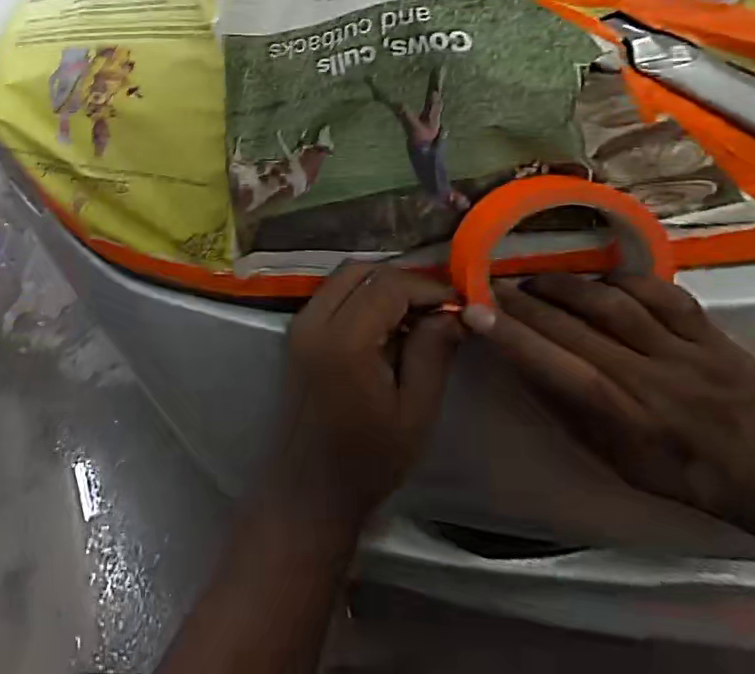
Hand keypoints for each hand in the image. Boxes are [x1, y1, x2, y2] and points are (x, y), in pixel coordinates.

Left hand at [278, 263, 462, 520]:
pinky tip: (389, 324)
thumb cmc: (368, 457)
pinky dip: (360, 297)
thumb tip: (452, 312)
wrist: (310, 483)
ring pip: (341, 279)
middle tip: (439, 306)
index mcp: (342, 339)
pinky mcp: (295, 334)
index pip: (387, 285)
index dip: (427, 287)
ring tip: (419, 315)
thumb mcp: (415, 409)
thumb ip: (432, 353)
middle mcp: (313, 321)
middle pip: (359, 271)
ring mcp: (299, 325)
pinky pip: (329, 296)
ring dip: (380, 286)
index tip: (459, 303)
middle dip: (402, 280)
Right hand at [465, 273, 754, 534]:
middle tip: (490, 285)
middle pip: (577, 329)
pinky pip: (663, 294)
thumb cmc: (685, 475)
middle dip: (523, 302)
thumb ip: (567, 409)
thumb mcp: (616, 460)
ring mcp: (692, 355)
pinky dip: (621, 281)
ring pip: (614, 304)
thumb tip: (518, 360)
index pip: (559, 369)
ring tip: (536, 281)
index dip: (513, 338)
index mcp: (630, 420)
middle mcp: (658, 382)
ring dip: (564, 286)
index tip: (473, 312)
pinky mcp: (716, 337)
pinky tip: (596, 282)